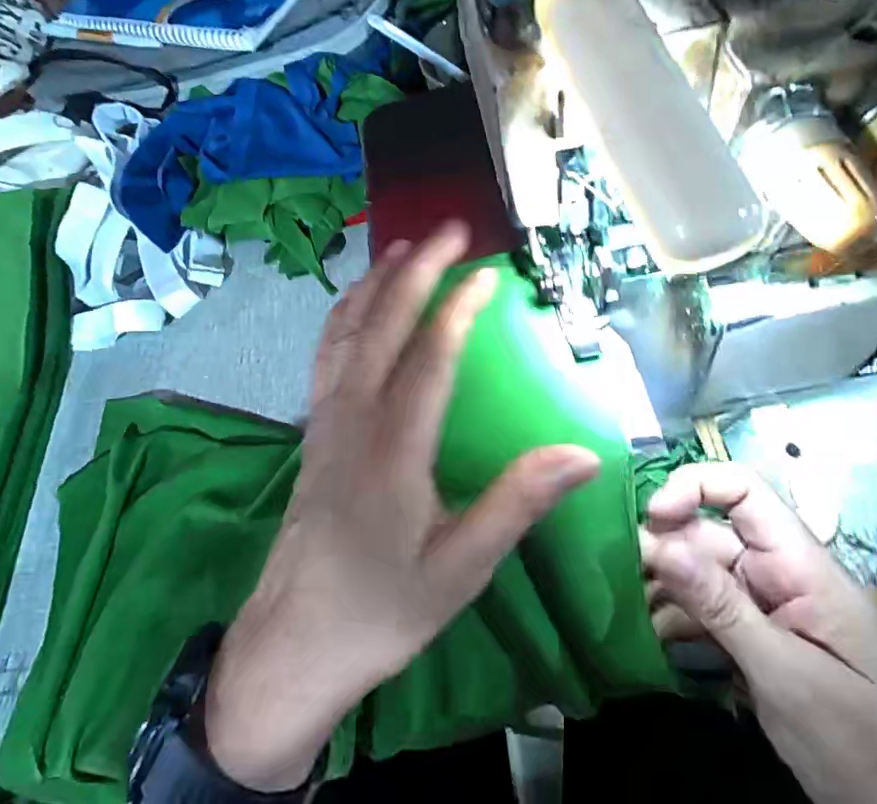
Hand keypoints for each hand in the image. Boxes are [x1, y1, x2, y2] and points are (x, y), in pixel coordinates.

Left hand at [198, 222, 601, 790]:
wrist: (292, 646)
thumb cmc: (382, 609)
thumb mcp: (461, 570)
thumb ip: (518, 504)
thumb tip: (583, 454)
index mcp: (393, 449)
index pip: (430, 358)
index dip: (459, 309)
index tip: (488, 273)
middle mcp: (353, 421)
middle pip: (382, 326)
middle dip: (417, 271)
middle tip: (450, 230)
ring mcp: (325, 423)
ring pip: (346, 333)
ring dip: (376, 284)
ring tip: (403, 248)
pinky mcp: (313, 434)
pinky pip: (327, 355)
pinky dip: (345, 315)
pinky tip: (358, 306)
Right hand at [642, 463, 876, 803]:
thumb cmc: (857, 739)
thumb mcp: (785, 673)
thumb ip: (721, 607)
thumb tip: (660, 543)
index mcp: (801, 564)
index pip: (744, 492)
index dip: (694, 487)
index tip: (651, 518)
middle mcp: (780, 573)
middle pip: (712, 534)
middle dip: (666, 547)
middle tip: (621, 574)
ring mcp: (767, 607)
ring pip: (702, 574)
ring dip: (664, 586)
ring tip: (627, 606)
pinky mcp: (757, 640)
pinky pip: (707, 611)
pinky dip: (676, 618)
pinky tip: (647, 634)